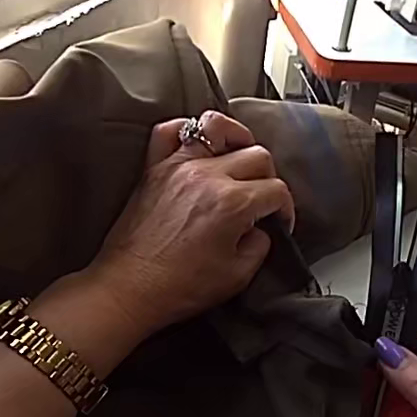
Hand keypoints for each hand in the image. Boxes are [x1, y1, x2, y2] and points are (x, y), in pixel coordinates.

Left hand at [77, 110, 295, 338]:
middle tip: (263, 201)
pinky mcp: (153, 170)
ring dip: (236, 138)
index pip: (277, 190)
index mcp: (233, 204)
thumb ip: (259, 245)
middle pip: (257, 155)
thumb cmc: (180, 287)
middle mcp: (208, 177)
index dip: (286, 209)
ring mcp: (177, 168)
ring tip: (239, 157)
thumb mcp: (238, 275)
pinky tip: (198, 149)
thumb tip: (259, 229)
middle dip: (269, 179)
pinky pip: (169, 131)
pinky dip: (187, 132)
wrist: (130, 289)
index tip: (279, 223)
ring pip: (216, 127)